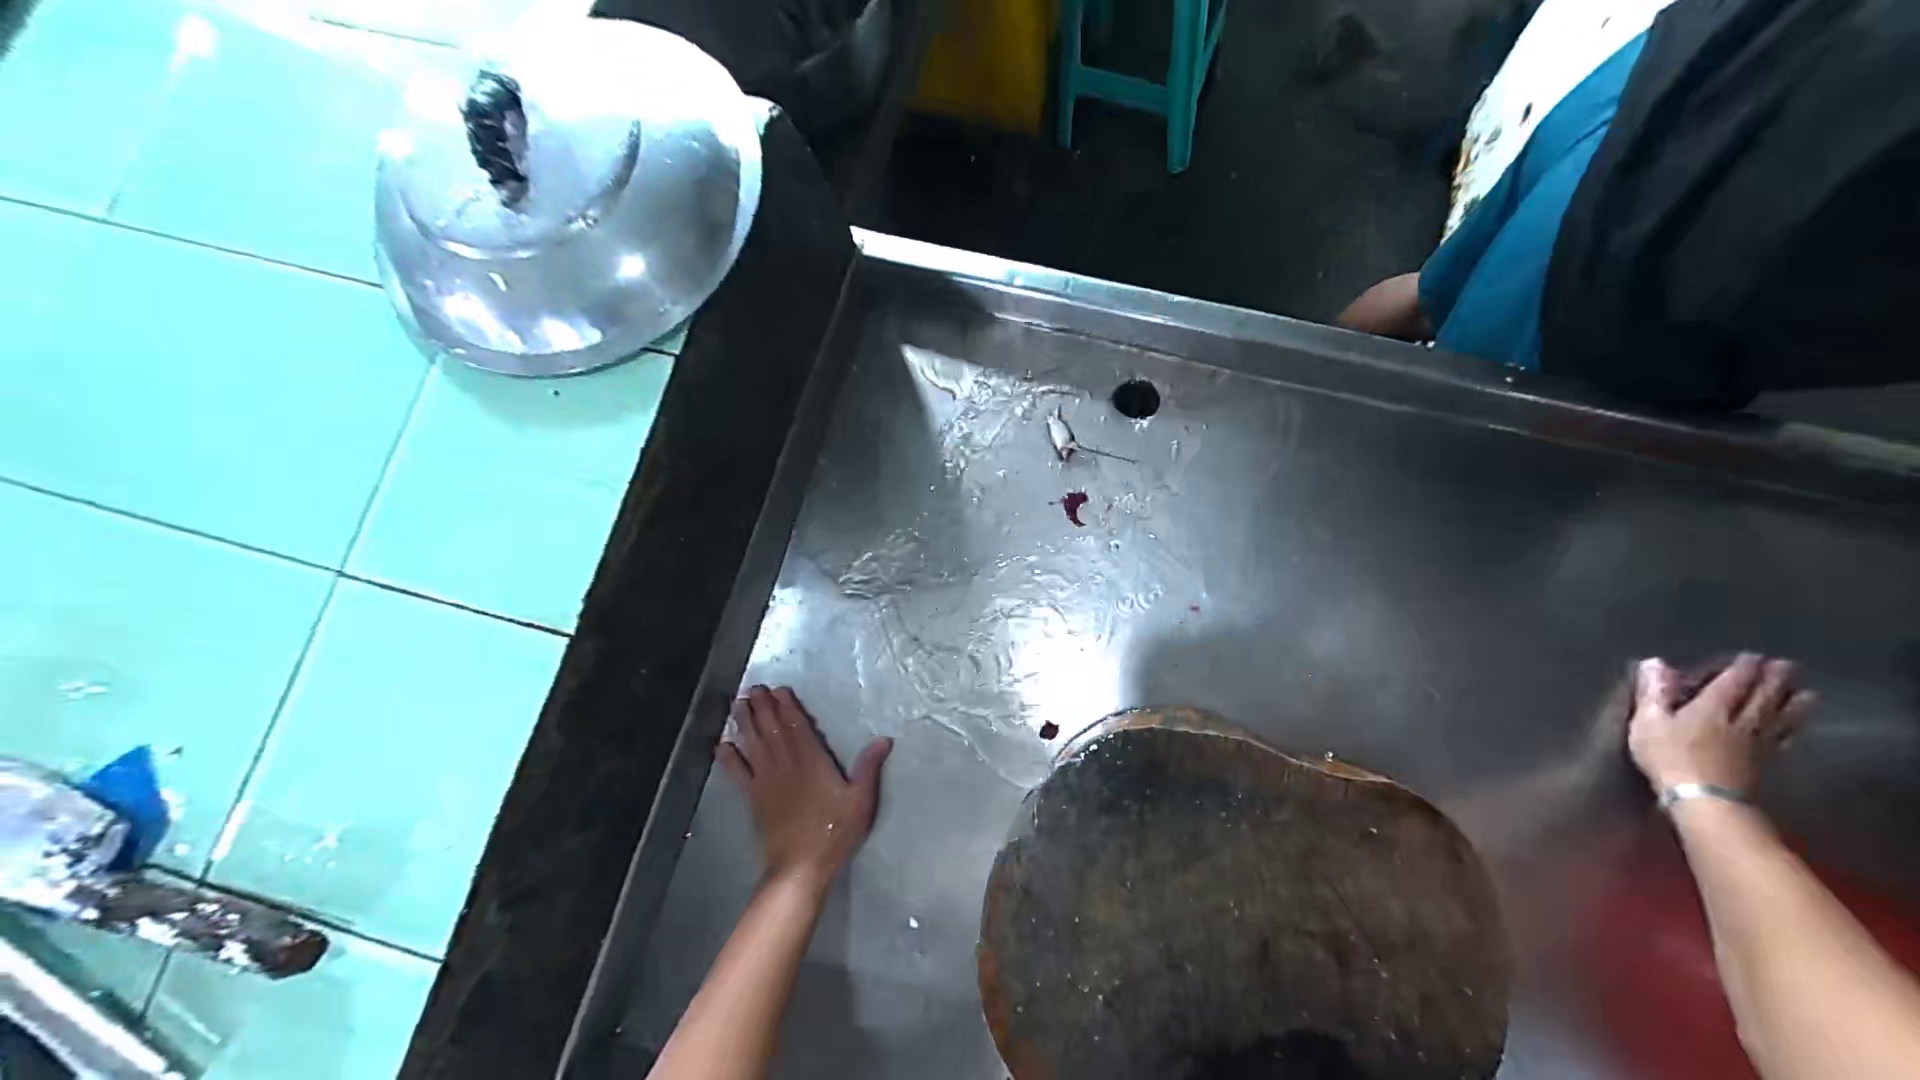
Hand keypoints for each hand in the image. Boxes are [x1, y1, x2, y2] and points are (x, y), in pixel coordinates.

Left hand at [717, 685, 891, 887]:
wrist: (800, 867)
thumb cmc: (834, 833)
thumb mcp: (861, 801)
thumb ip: (869, 768)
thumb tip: (884, 740)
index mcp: (812, 762)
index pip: (798, 727)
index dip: (788, 707)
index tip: (779, 690)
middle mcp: (786, 765)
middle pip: (772, 730)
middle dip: (763, 707)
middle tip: (754, 688)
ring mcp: (766, 781)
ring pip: (754, 744)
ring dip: (745, 722)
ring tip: (738, 703)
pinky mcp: (753, 799)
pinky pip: (738, 773)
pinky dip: (729, 758)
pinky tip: (721, 744)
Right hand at [1628, 653, 1813, 794]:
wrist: (1704, 799)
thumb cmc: (1667, 756)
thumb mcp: (1648, 721)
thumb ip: (1653, 692)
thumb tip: (1655, 662)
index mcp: (1711, 708)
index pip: (1731, 683)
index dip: (1743, 669)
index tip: (1754, 656)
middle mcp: (1740, 721)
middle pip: (1762, 697)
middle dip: (1774, 681)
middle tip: (1788, 666)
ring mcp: (1757, 743)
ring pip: (1780, 717)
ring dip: (1794, 704)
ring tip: (1808, 693)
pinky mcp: (1764, 762)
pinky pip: (1783, 740)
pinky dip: (1792, 730)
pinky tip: (1796, 728)